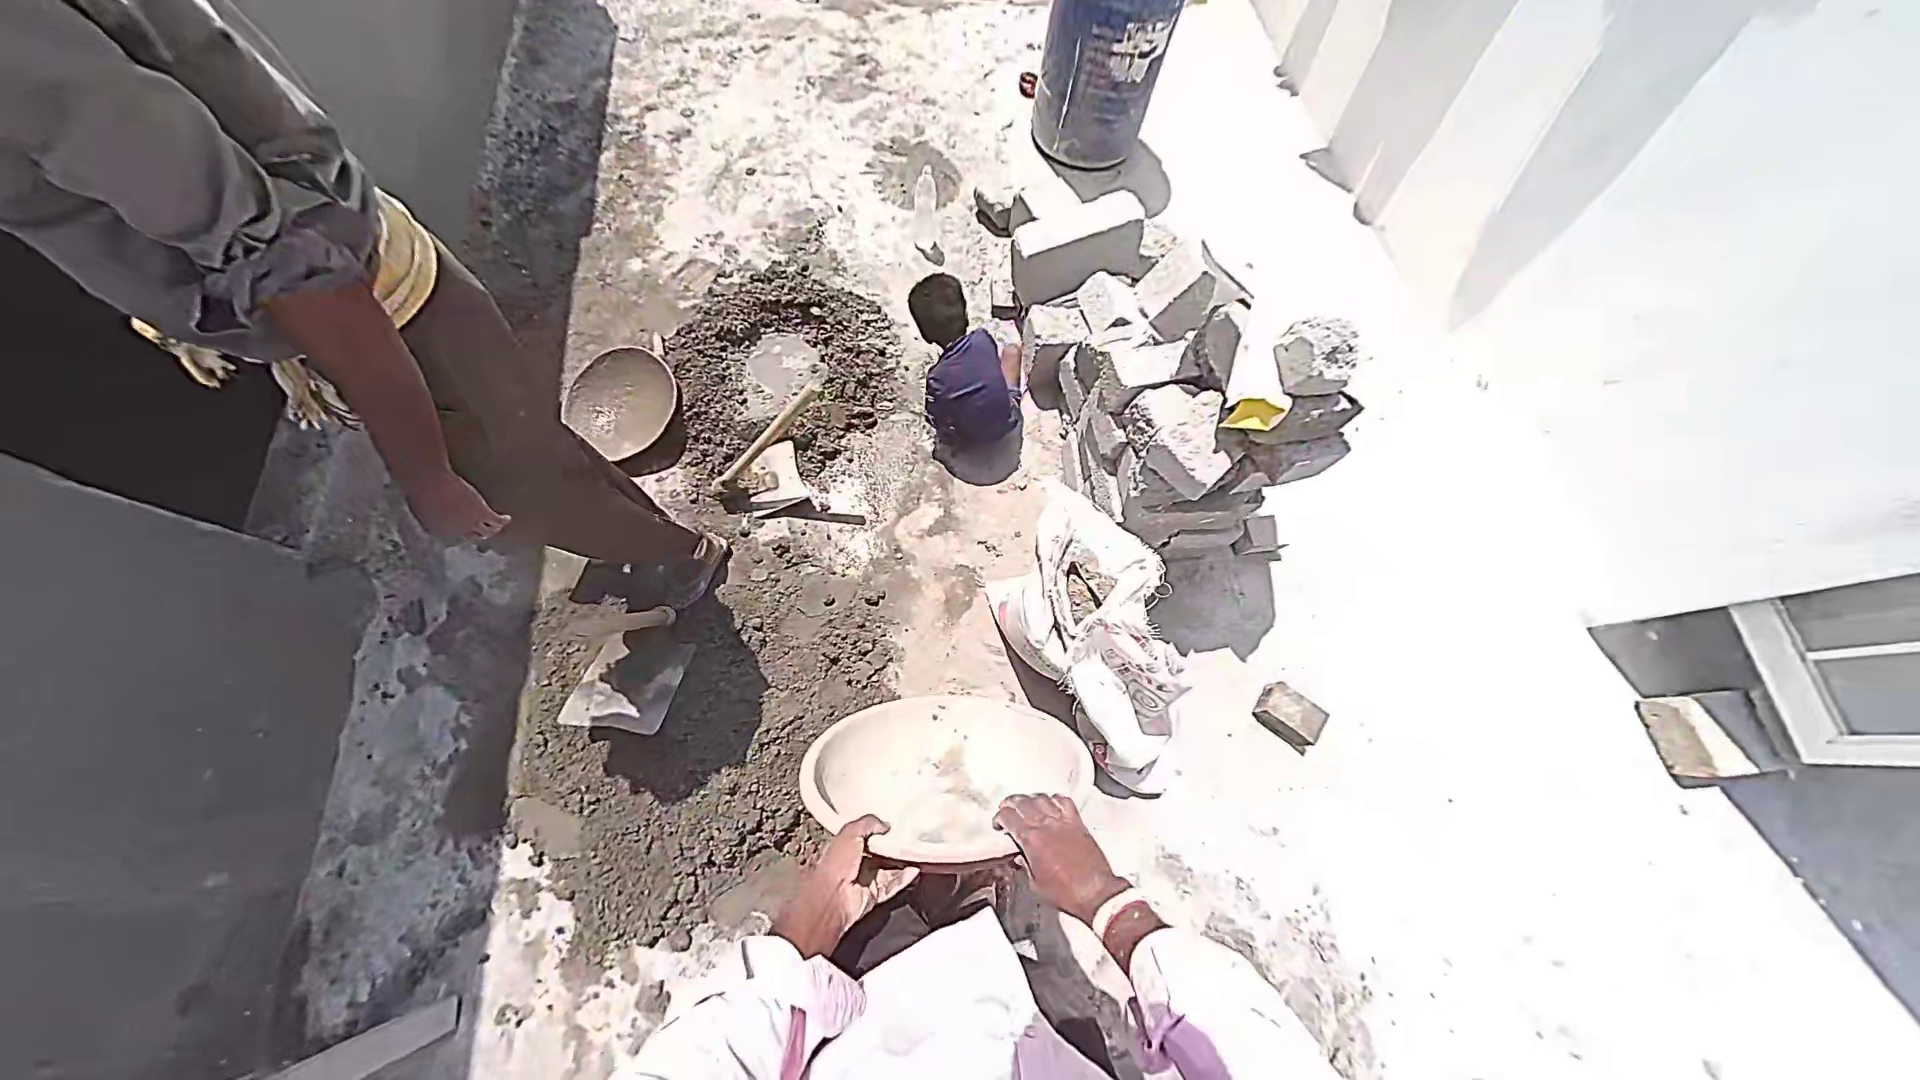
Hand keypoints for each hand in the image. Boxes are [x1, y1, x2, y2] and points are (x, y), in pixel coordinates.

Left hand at [406, 472, 509, 541]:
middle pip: (474, 535)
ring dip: (494, 528)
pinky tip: (506, 518)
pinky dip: (502, 520)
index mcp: (438, 530)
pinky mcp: (482, 513)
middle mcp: (457, 530)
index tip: (466, 526)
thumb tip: (436, 510)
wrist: (429, 483)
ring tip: (498, 525)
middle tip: (486, 531)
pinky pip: (496, 520)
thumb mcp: (419, 505)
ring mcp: (471, 523)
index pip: (453, 533)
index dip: (461, 529)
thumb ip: (430, 513)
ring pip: (488, 530)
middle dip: (479, 533)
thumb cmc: (419, 489)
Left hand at [773, 816, 917, 957]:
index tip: (895, 825)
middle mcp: (857, 863)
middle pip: (880, 854)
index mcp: (847, 846)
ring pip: (889, 870)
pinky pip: (892, 886)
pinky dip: (904, 879)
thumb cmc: (836, 862)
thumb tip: (886, 825)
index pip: (867, 836)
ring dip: (902, 863)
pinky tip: (914, 870)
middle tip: (910, 838)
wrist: (832, 898)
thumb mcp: (850, 832)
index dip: (880, 830)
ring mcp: (865, 880)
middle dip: (894, 847)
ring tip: (917, 852)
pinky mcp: (874, 896)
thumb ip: (869, 823)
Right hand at [993, 795, 1126, 924]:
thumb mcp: (1036, 885)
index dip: (999, 818)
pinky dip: (1054, 799)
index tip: (999, 823)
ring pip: (1041, 797)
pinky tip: (1051, 804)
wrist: (1095, 892)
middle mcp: (1045, 825)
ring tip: (1026, 804)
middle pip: (1022, 802)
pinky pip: (1063, 801)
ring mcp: (1062, 821)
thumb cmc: (1066, 893)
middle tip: (1007, 809)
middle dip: (1011, 804)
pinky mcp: (1077, 822)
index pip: (1008, 817)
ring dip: (1030, 799)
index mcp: (1031, 840)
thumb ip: (1025, 865)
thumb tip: (1020, 856)